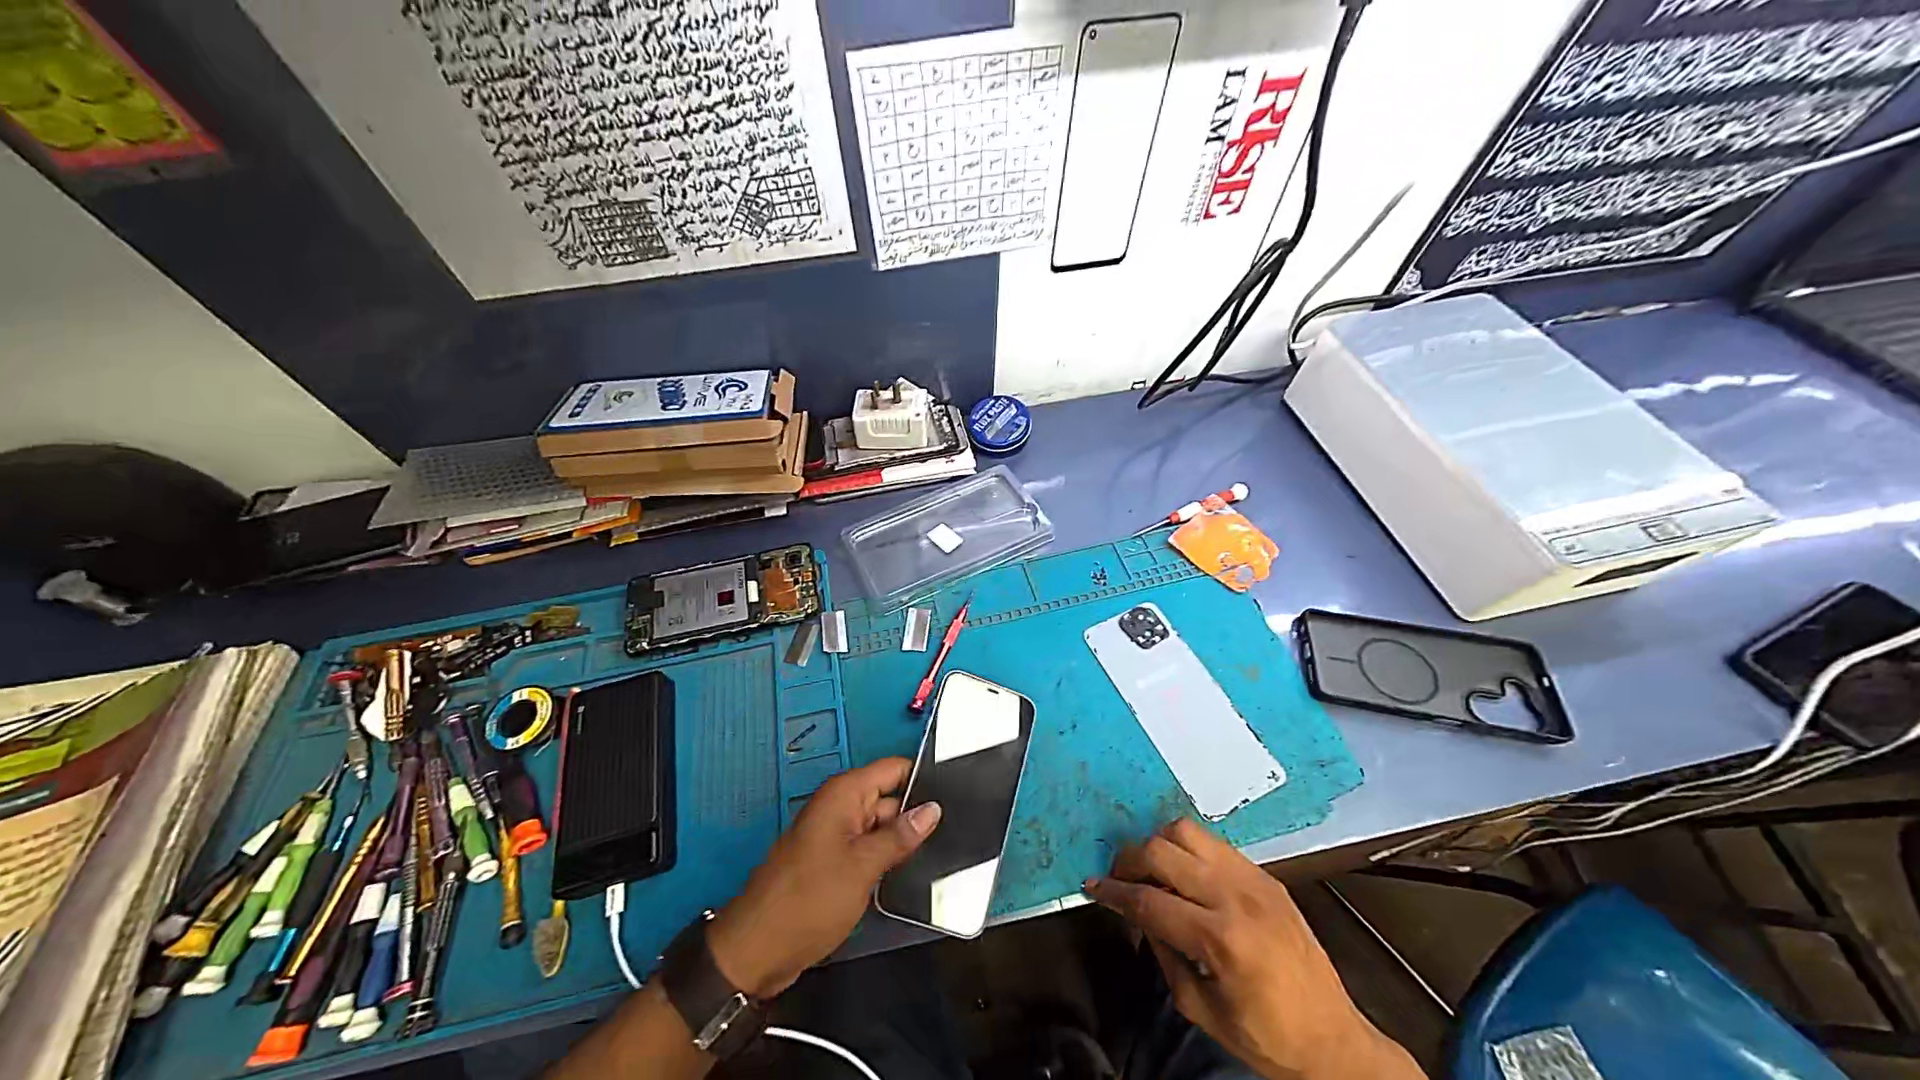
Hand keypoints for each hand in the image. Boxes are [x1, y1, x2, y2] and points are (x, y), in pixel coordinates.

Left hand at [706, 757, 939, 998]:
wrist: (758, 951)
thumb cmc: (809, 900)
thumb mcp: (863, 866)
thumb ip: (901, 835)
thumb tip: (932, 808)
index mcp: (844, 794)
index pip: (894, 769)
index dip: (923, 779)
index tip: (956, 795)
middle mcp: (840, 808)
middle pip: (890, 799)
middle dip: (917, 816)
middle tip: (956, 834)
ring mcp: (836, 837)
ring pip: (881, 828)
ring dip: (903, 842)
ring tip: (942, 855)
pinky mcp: (834, 863)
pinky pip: (869, 850)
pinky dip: (886, 859)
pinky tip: (911, 874)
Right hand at [1085, 820, 1423, 1079]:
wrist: (1334, 1040)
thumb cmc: (1267, 1037)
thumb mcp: (1199, 1007)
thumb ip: (1162, 952)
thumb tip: (1137, 913)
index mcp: (1221, 938)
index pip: (1148, 899)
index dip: (1113, 892)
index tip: (1093, 887)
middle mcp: (1236, 897)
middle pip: (1162, 850)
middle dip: (1128, 859)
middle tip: (1118, 878)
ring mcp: (1254, 880)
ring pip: (1187, 831)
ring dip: (1158, 845)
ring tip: (1150, 869)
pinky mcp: (1266, 875)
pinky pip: (1214, 843)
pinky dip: (1188, 850)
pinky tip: (1184, 874)